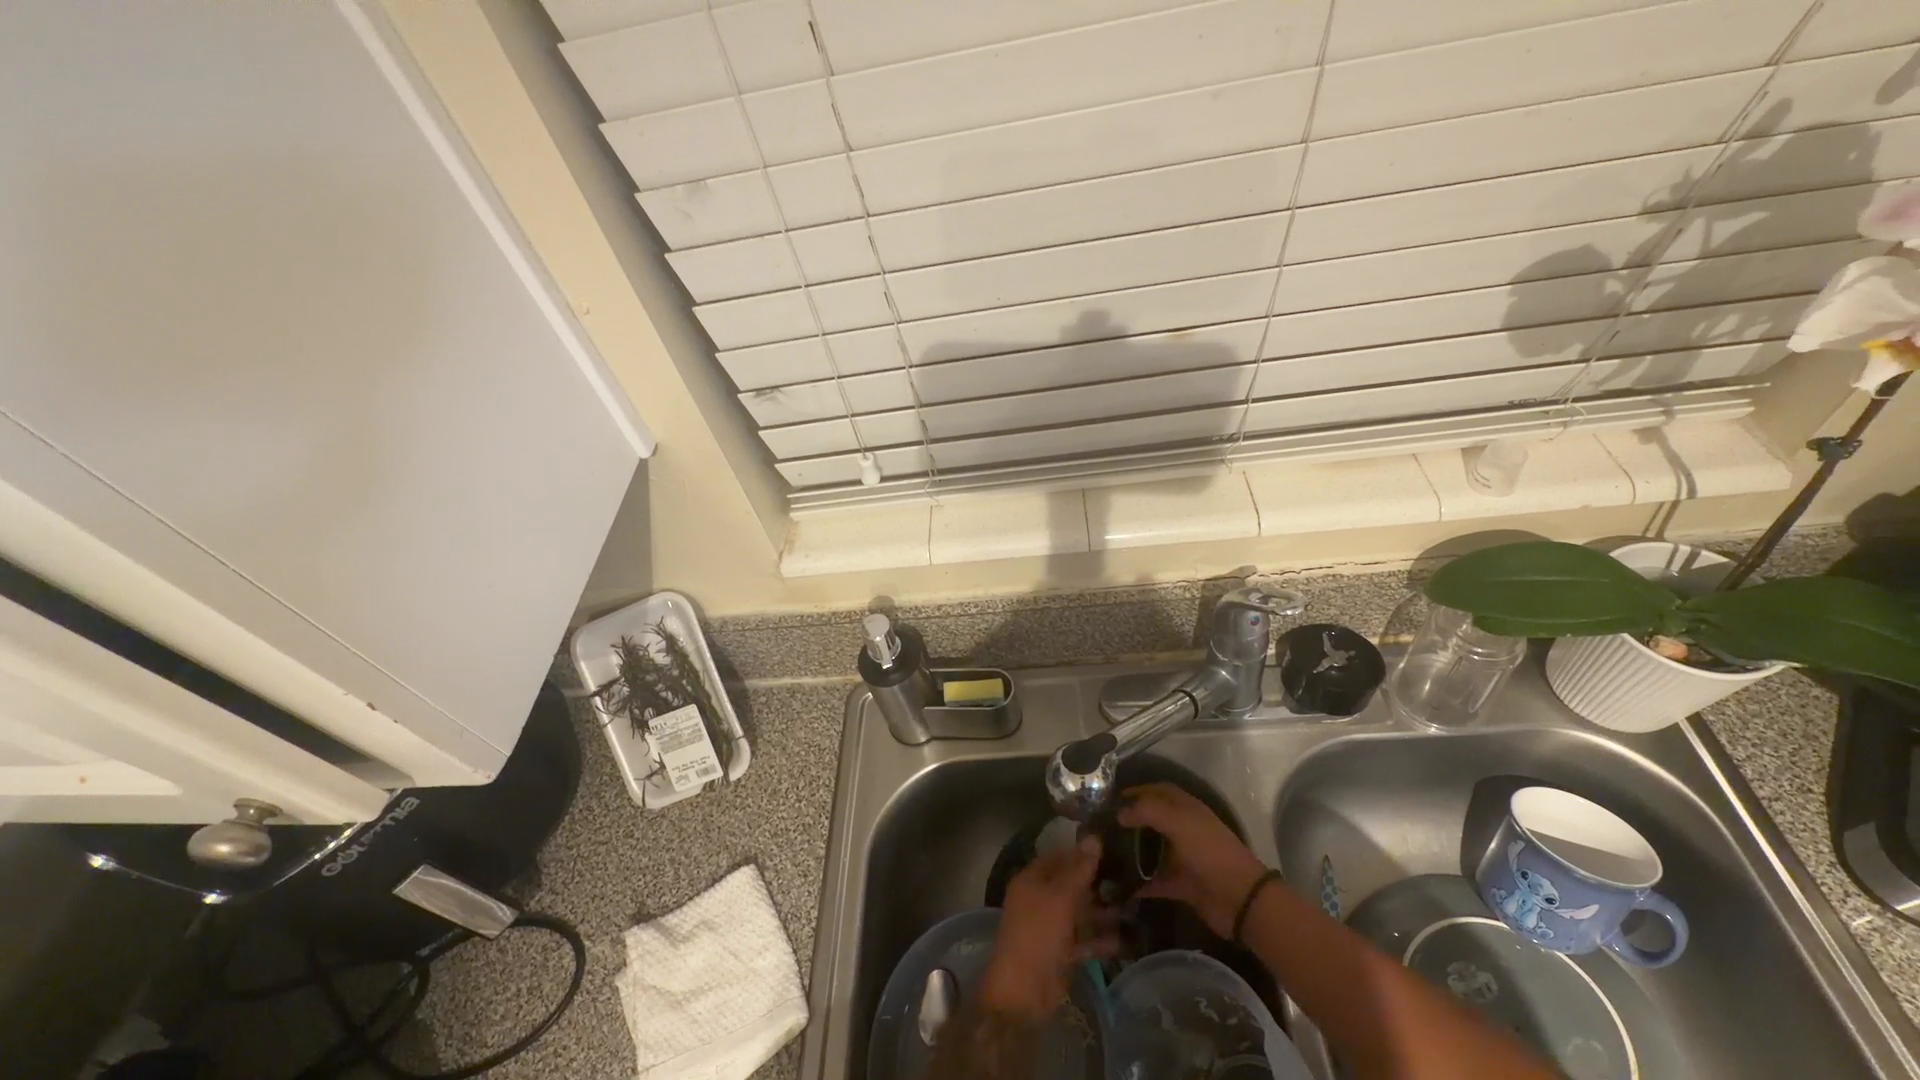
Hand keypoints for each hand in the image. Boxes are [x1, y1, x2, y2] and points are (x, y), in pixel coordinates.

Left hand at [980, 836, 1113, 1016]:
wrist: (1024, 990)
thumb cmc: (1038, 933)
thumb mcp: (1060, 896)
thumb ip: (1079, 868)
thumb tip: (1094, 836)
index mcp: (1031, 881)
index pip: (1057, 857)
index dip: (1081, 852)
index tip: (1111, 847)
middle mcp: (1039, 901)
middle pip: (1070, 885)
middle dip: (1097, 883)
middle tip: (1129, 876)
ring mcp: (1049, 928)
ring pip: (1079, 913)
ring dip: (1102, 912)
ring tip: (1132, 905)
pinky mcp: (1061, 953)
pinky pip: (1083, 940)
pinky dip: (1100, 939)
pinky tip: (1123, 937)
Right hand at [1119, 783, 1267, 937]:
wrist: (1239, 900)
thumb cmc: (1210, 853)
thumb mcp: (1180, 823)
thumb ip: (1148, 811)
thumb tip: (1120, 812)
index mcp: (1188, 810)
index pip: (1160, 791)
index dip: (1138, 790)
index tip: (1110, 798)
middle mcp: (1184, 831)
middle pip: (1153, 821)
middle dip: (1130, 821)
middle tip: (1101, 826)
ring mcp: (1183, 859)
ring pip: (1152, 851)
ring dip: (1132, 853)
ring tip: (1104, 854)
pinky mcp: (1181, 885)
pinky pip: (1155, 882)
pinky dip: (1138, 885)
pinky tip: (1118, 886)